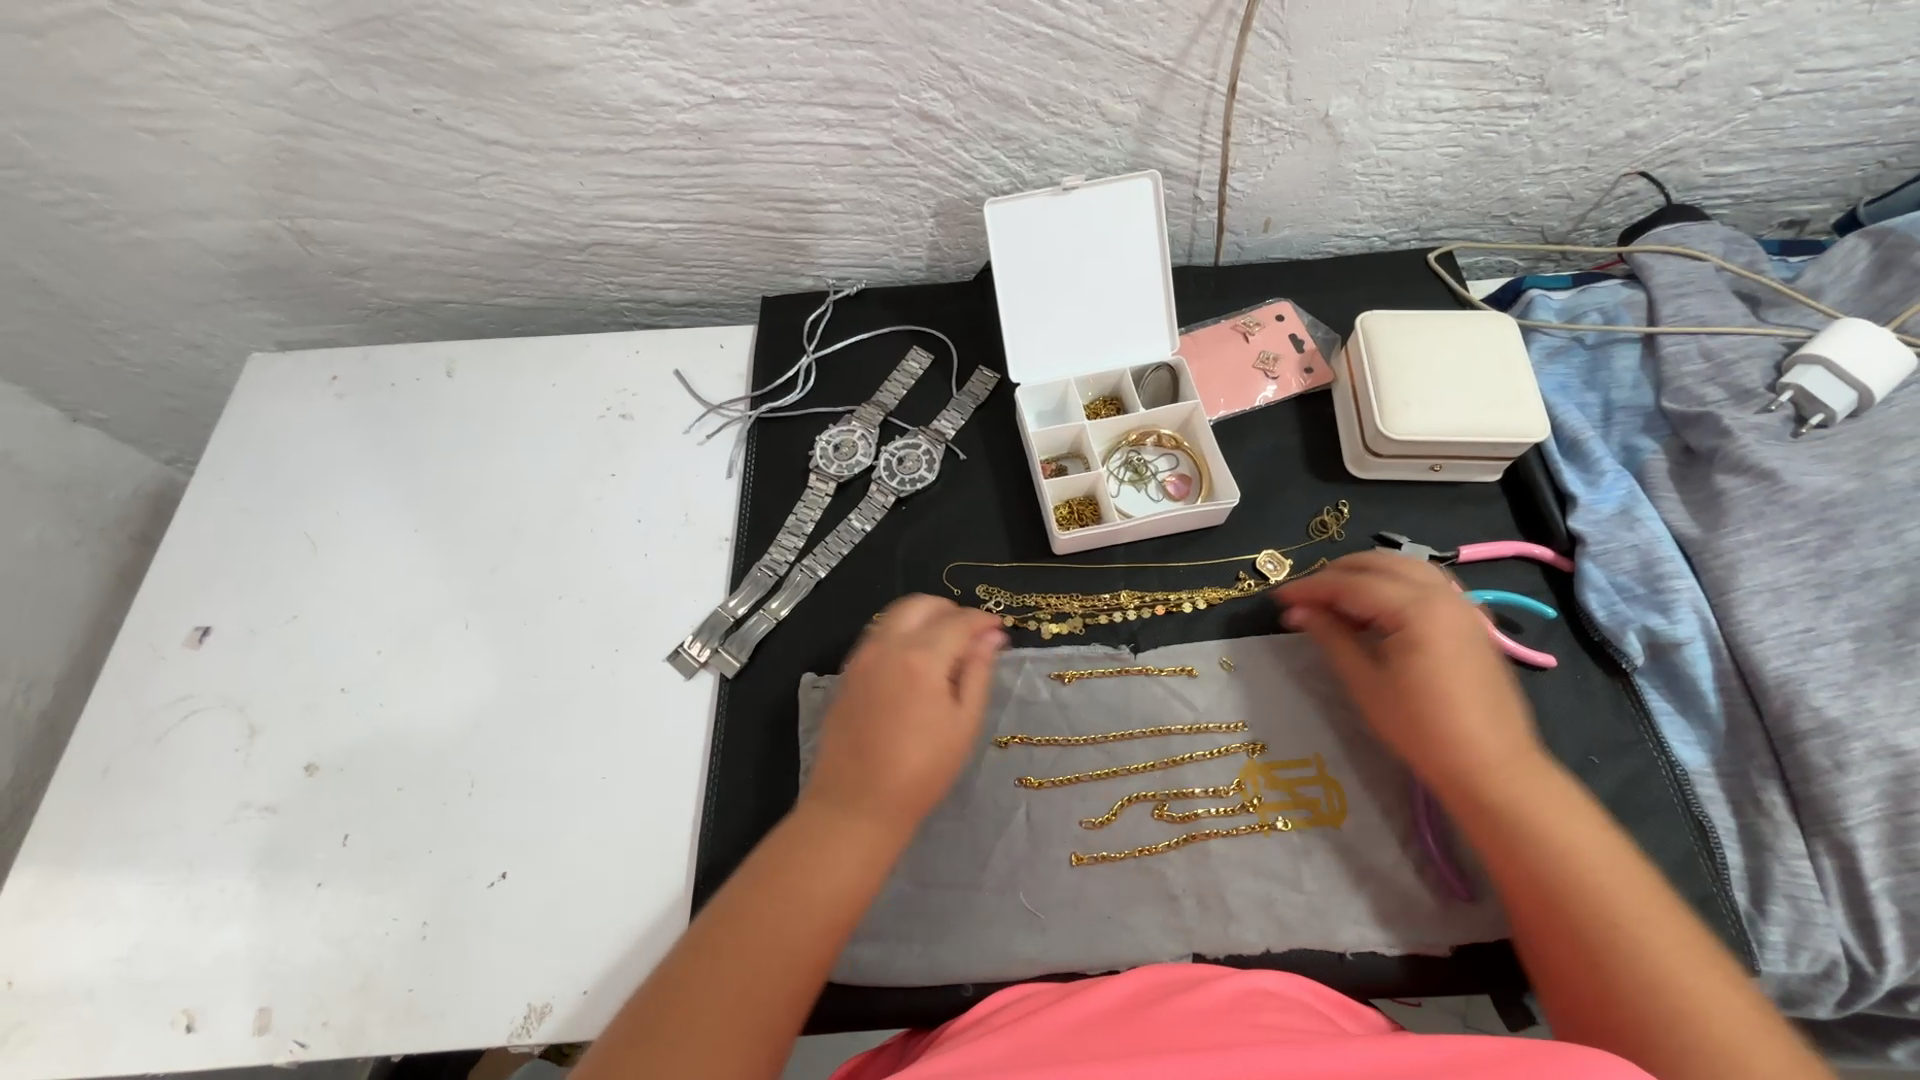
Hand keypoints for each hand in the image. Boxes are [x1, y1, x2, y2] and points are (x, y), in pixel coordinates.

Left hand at [800, 595, 1006, 832]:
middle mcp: (887, 646)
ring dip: (923, 619)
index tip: (999, 630)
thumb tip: (991, 637)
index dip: (983, 620)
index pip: (958, 620)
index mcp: (921, 657)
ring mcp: (862, 657)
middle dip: (950, 610)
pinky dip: (900, 634)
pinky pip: (877, 636)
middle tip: (971, 635)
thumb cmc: (922, 771)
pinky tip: (914, 663)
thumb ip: (978, 672)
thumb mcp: (964, 723)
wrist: (857, 803)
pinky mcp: (847, 673)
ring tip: (945, 648)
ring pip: (895, 616)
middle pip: (921, 604)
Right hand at [1274, 552, 1546, 797]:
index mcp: (1415, 608)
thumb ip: (1331, 636)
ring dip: (1366, 573)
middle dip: (1336, 574)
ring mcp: (1461, 604)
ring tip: (1335, 598)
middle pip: (1379, 564)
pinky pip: (1427, 582)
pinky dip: (1395, 582)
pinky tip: (1377, 605)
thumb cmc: (1419, 727)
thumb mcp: (1364, 682)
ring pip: (1405, 566)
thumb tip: (1297, 611)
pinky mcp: (1470, 619)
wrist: (1489, 763)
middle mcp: (1441, 594)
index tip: (1278, 598)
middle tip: (1304, 598)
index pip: (1350, 584)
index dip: (1310, 588)